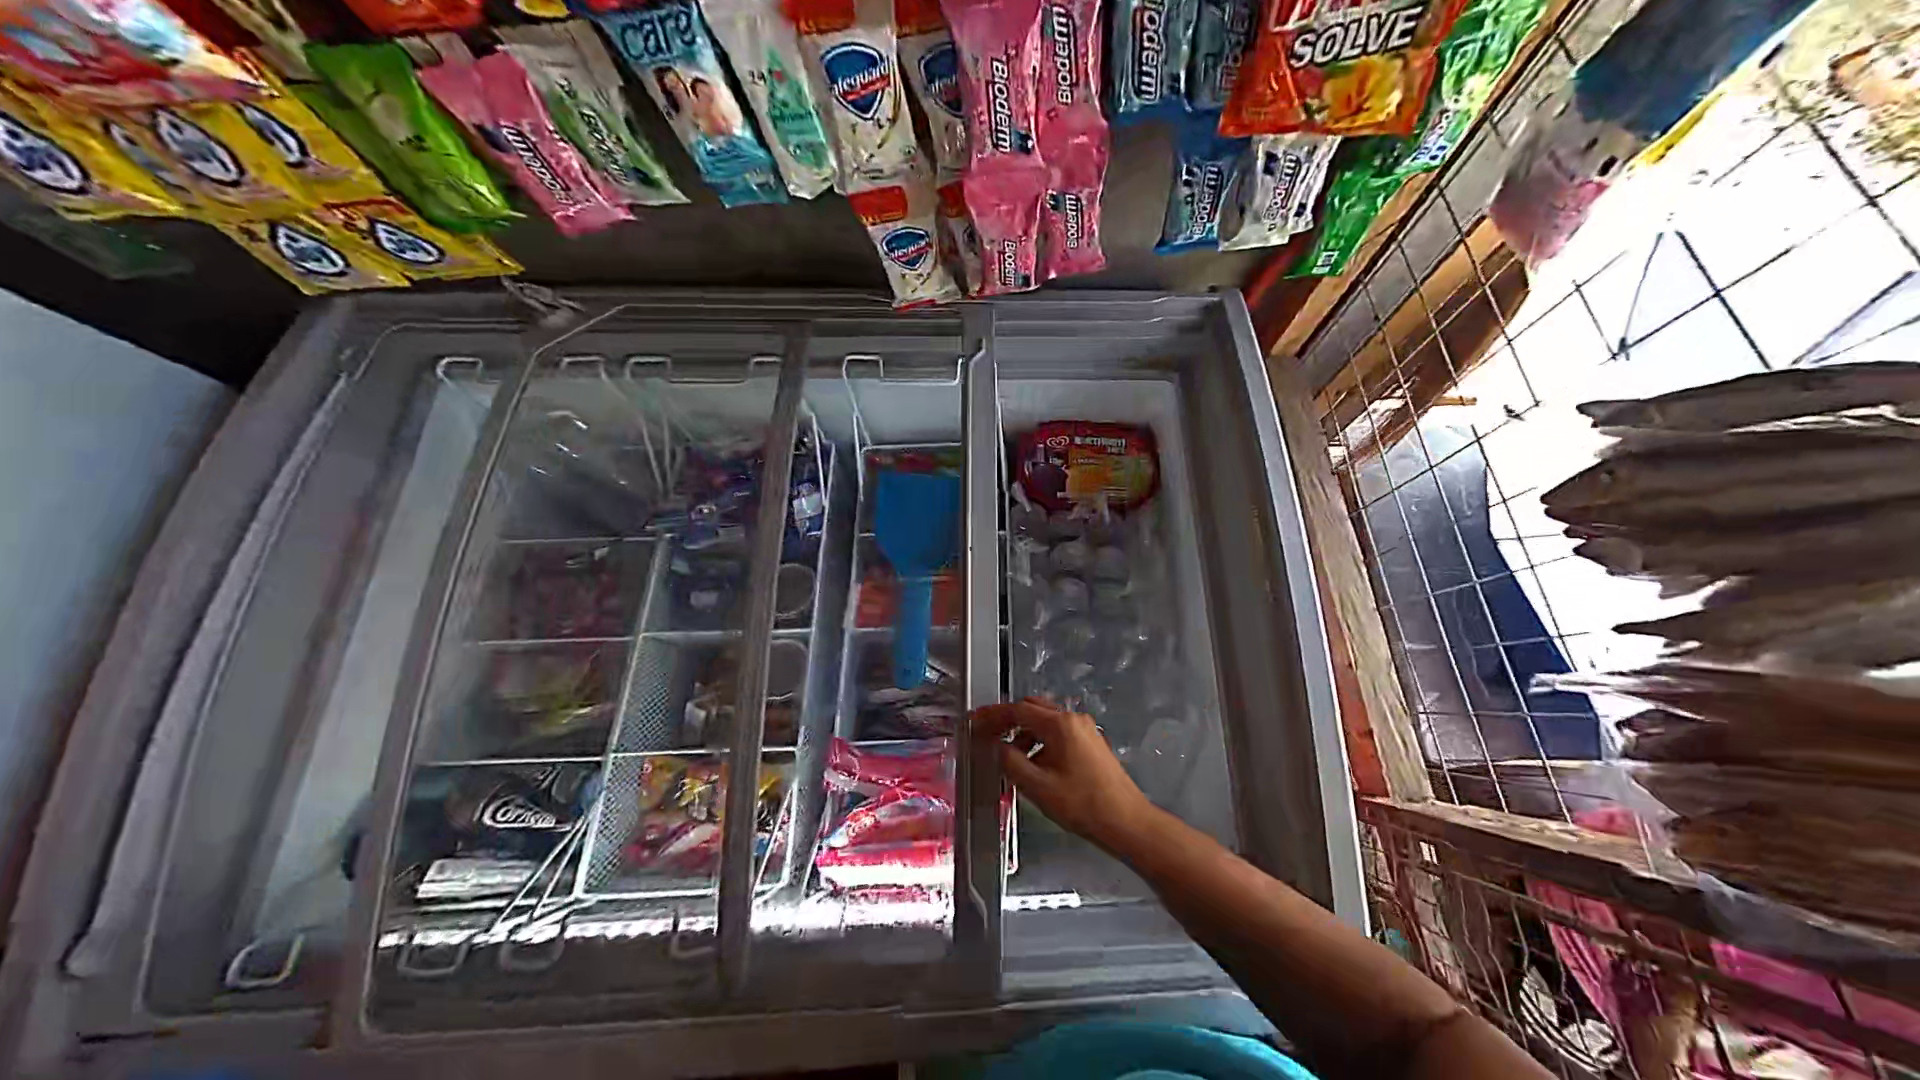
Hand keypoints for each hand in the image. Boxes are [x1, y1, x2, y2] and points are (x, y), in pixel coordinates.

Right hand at [971, 697, 1158, 853]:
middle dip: (1008, 720)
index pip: (1018, 710)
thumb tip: (997, 747)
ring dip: (1025, 733)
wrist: (1126, 822)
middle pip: (1033, 709)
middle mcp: (1074, 720)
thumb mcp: (1037, 786)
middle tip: (988, 734)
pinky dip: (1041, 742)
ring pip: (1046, 721)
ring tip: (1010, 756)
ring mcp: (1086, 730)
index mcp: (1060, 725)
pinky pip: (1059, 733)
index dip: (993, 716)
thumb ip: (1011, 761)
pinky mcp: (1092, 744)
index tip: (975, 722)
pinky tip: (1034, 764)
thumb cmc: (1082, 805)